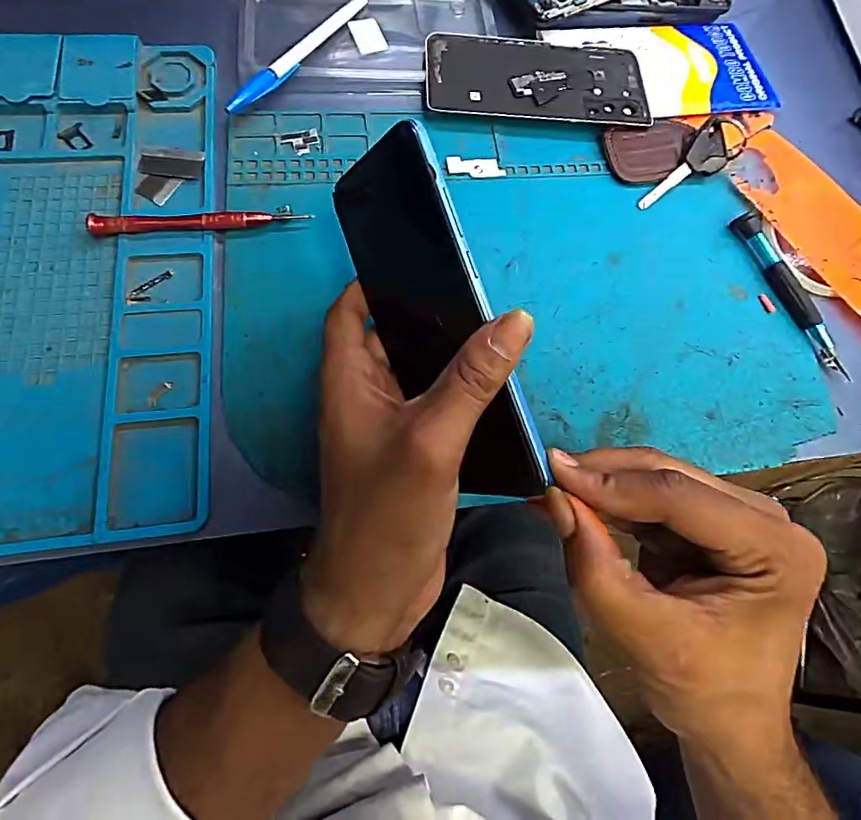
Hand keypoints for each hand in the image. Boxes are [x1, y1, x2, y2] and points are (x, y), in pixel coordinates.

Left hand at [303, 282, 533, 655]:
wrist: (376, 597)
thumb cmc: (388, 514)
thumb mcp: (433, 439)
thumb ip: (471, 379)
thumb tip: (513, 321)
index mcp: (348, 380)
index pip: (349, 311)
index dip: (376, 281)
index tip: (422, 262)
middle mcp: (363, 394)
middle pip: (391, 336)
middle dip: (427, 315)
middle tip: (479, 294)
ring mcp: (388, 423)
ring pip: (417, 371)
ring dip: (449, 354)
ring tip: (495, 330)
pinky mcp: (413, 449)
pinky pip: (434, 403)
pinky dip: (459, 389)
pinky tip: (495, 383)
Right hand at [539, 447, 825, 749]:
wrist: (731, 728)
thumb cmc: (704, 693)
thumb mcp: (643, 635)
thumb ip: (595, 567)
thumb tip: (556, 500)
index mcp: (776, 549)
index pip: (682, 497)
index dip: (614, 483)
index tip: (557, 474)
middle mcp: (768, 520)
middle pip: (674, 477)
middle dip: (608, 474)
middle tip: (553, 473)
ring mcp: (744, 518)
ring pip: (662, 479)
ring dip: (609, 483)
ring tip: (561, 486)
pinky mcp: (716, 523)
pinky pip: (658, 497)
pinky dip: (617, 500)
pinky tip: (583, 500)